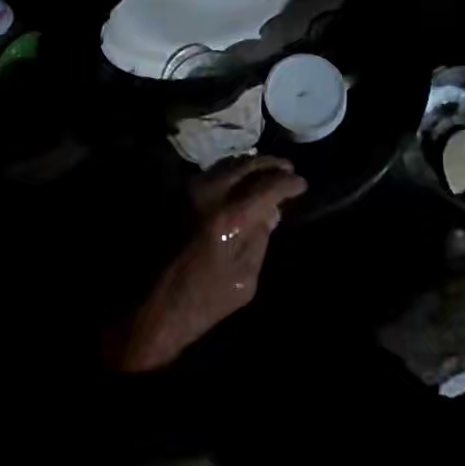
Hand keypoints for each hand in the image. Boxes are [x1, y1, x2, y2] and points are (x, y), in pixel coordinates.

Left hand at [112, 156, 307, 371]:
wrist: (161, 300)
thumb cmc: (207, 297)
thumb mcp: (246, 277)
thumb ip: (260, 238)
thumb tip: (271, 210)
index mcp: (229, 218)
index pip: (266, 187)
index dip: (288, 184)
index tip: (302, 184)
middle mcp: (209, 195)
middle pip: (245, 166)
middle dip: (270, 165)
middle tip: (288, 168)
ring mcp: (190, 191)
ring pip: (226, 165)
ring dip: (250, 165)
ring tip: (268, 171)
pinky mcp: (179, 194)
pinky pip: (211, 174)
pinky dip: (231, 171)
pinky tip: (243, 179)